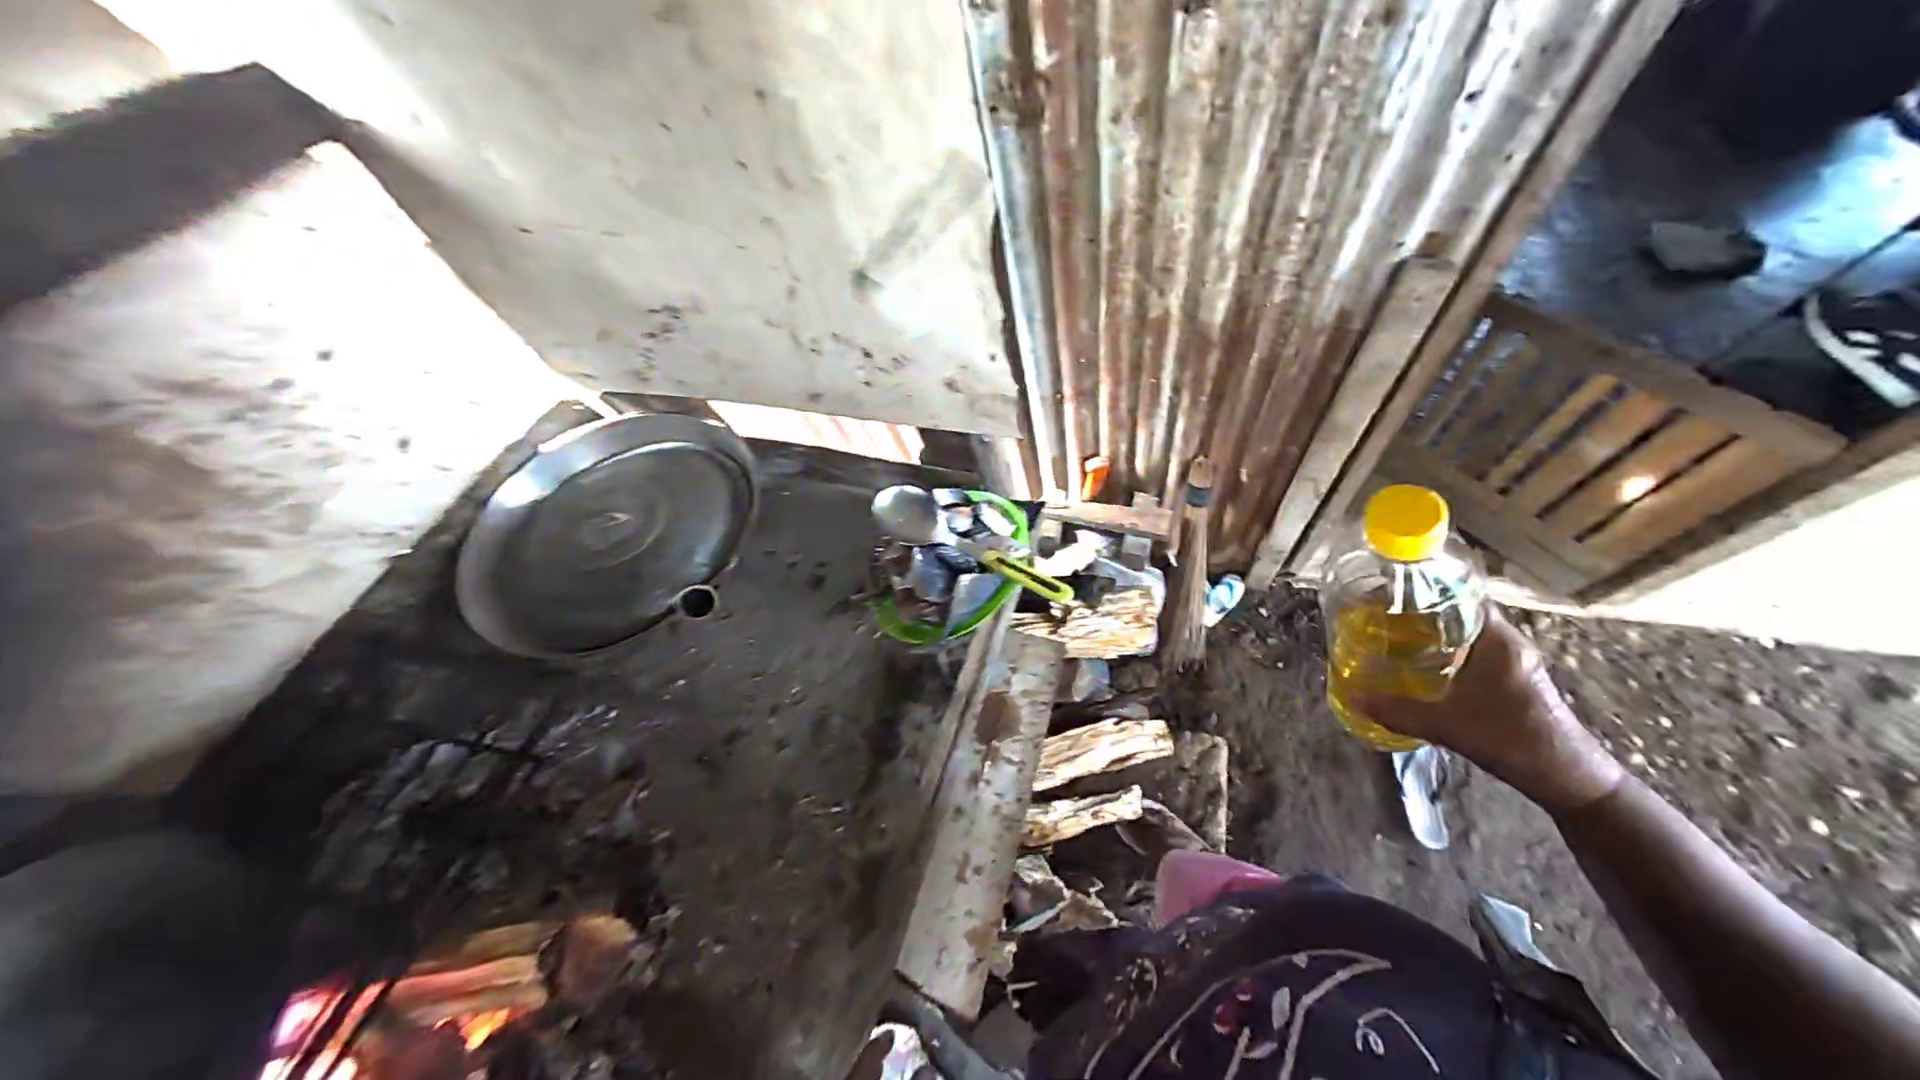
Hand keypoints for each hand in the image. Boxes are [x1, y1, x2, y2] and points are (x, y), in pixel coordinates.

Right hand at [1352, 609, 1624, 813]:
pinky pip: (1473, 650)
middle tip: (1381, 613)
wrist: (1568, 778)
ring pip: (1467, 632)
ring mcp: (1514, 661)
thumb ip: (1398, 711)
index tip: (1390, 591)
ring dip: (1434, 631)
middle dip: (1421, 610)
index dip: (1426, 588)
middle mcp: (1508, 643)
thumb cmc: (1513, 740)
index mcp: (1497, 641)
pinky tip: (1421, 664)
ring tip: (1393, 635)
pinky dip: (1447, 650)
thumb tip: (1353, 697)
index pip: (1461, 596)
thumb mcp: (1447, 726)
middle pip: (1461, 611)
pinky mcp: (1513, 678)